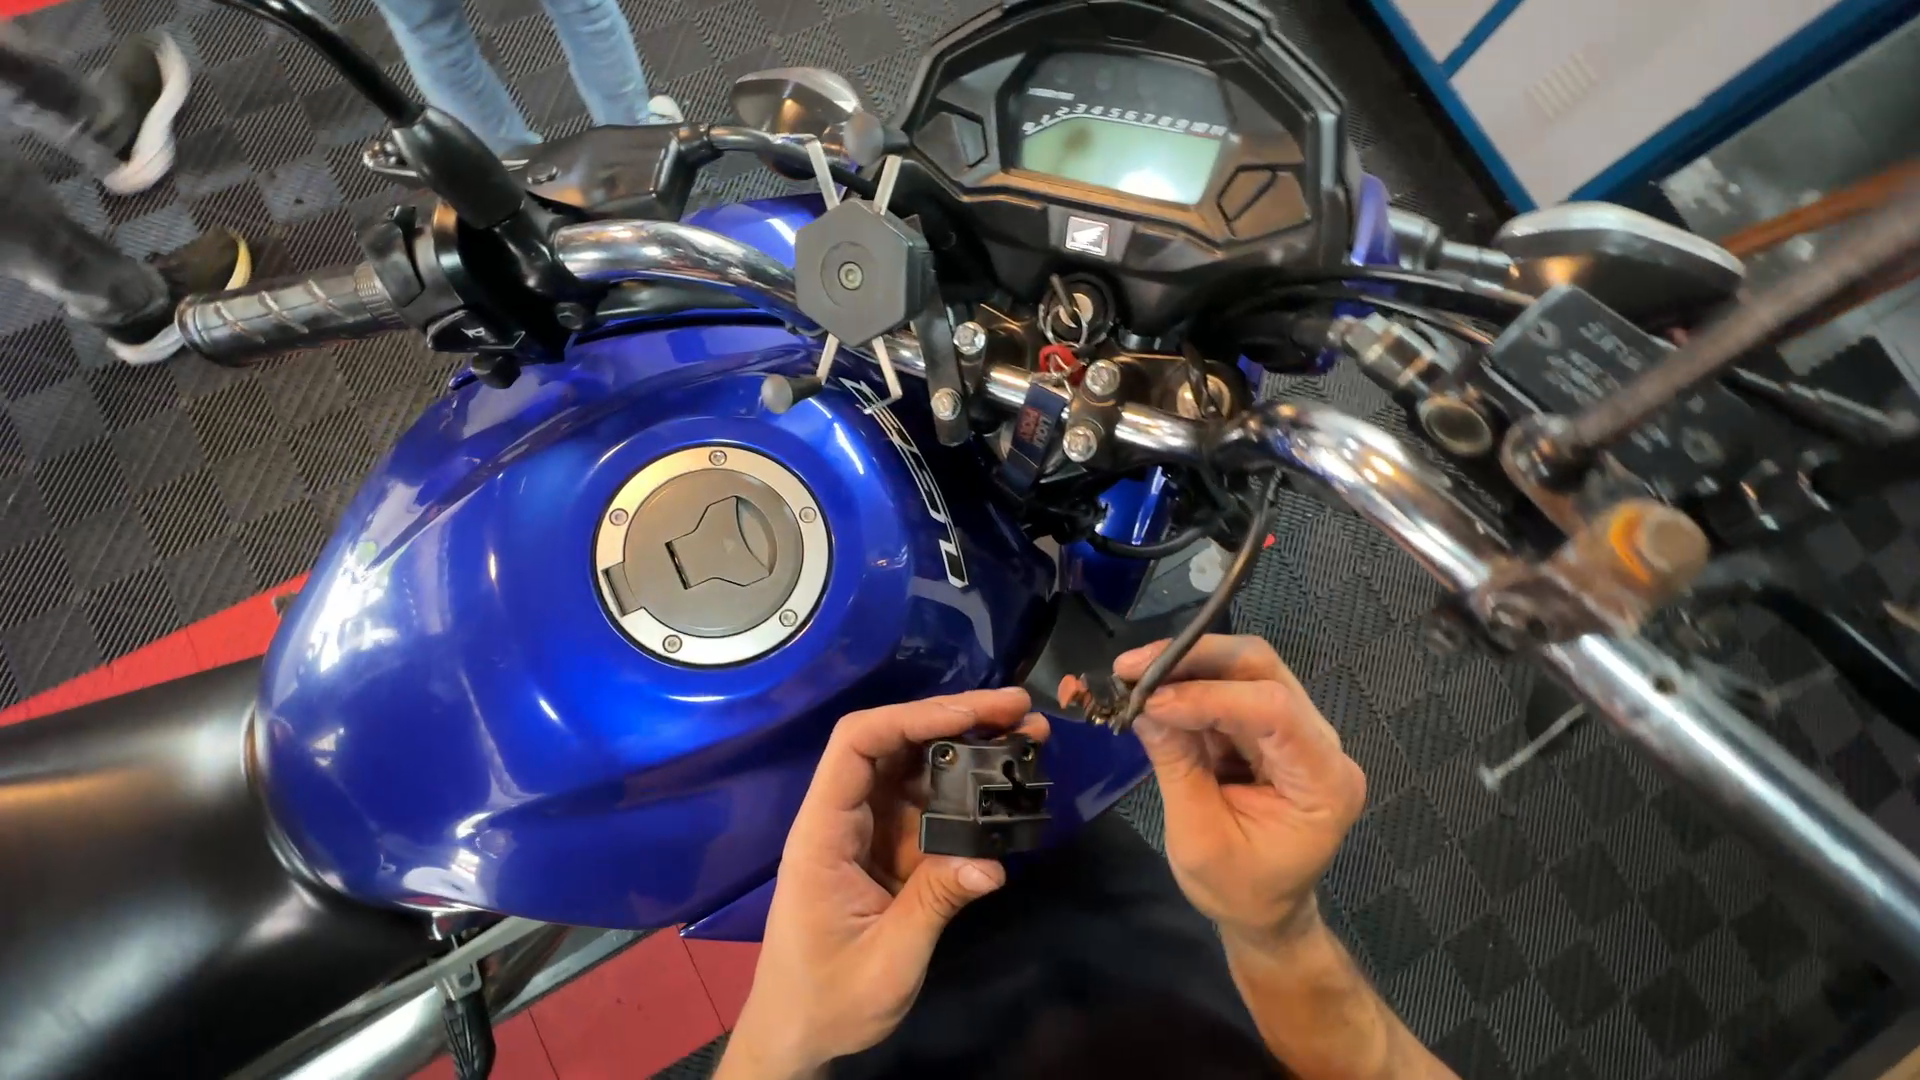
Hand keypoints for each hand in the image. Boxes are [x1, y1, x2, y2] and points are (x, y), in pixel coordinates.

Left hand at [719, 687, 1045, 1078]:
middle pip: (894, 742)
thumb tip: (993, 861)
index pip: (857, 744)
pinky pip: (931, 804)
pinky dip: (969, 788)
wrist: (798, 1034)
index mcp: (824, 830)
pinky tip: (1006, 783)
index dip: (910, 717)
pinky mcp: (893, 846)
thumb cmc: (826, 999)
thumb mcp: (886, 961)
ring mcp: (871, 828)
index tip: (970, 715)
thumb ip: (934, 904)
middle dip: (954, 719)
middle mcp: (846, 814)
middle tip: (1016, 710)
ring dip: (969, 747)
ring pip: (917, 767)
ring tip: (1025, 735)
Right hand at [1064, 635, 1363, 947]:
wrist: (1263, 913)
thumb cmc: (1238, 890)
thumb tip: (1144, 704)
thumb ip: (1176, 765)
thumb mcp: (1198, 837)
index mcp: (1322, 780)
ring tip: (1133, 673)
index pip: (1272, 709)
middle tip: (1133, 666)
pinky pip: (1228, 686)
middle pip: (1261, 669)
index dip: (1208, 696)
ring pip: (1243, 668)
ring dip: (1185, 665)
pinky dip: (1186, 682)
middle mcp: (1319, 743)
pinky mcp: (1269, 728)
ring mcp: (1296, 730)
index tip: (1150, 702)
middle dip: (1195, 659)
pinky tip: (1151, 688)